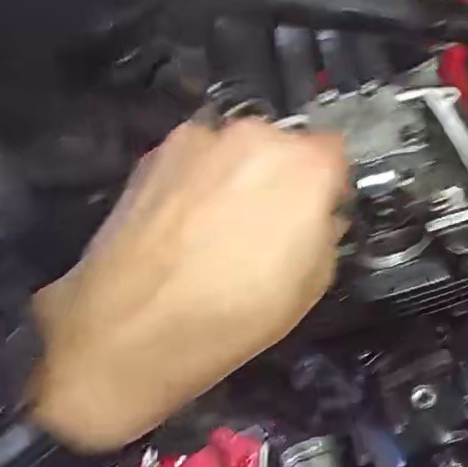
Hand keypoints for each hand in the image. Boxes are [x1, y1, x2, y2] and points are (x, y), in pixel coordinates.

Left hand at [29, 120, 349, 451]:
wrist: (131, 329)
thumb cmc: (242, 310)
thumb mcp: (317, 279)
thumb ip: (326, 229)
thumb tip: (317, 217)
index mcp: (308, 166)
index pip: (336, 153)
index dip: (331, 184)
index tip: (323, 210)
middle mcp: (256, 138)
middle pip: (286, 145)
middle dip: (286, 175)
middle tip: (276, 221)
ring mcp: (200, 141)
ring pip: (240, 150)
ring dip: (242, 175)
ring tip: (226, 225)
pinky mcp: (153, 155)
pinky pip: (198, 160)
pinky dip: (201, 181)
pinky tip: (190, 224)